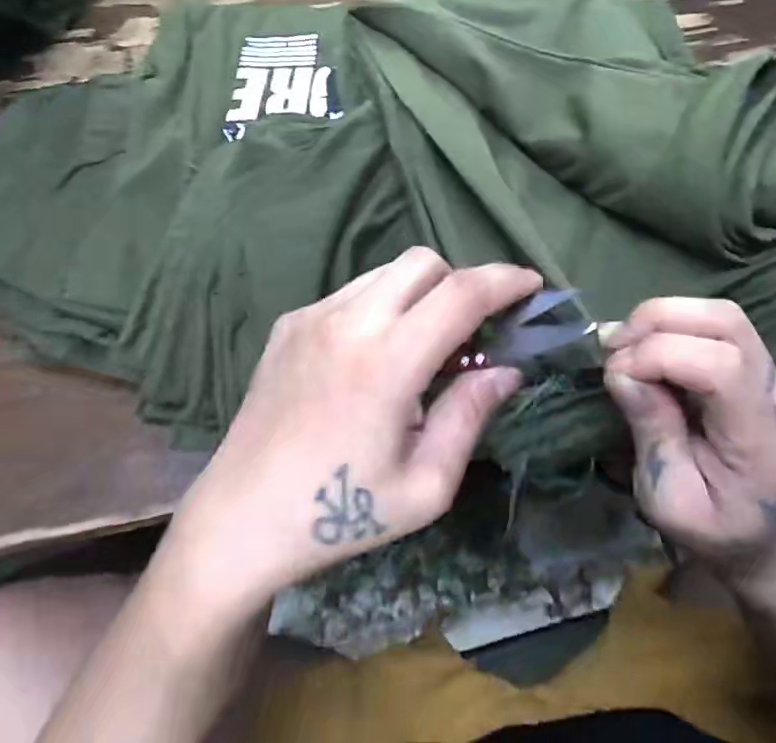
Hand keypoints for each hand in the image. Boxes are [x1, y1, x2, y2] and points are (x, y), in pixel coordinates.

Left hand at [167, 248, 541, 608]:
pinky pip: (350, 293)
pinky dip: (379, 306)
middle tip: (474, 328)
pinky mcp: (288, 324)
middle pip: (422, 261)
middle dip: (461, 281)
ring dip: (419, 292)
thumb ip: (470, 415)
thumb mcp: (425, 484)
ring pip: (383, 272)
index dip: (506, 280)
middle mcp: (348, 321)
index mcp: (388, 361)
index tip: (532, 286)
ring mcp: (312, 316)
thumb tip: (506, 369)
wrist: (243, 514)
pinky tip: (373, 356)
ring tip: (423, 345)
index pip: (461, 292)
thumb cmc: (341, 513)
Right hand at [601, 298, 775, 575]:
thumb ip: (652, 435)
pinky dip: (668, 325)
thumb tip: (622, 371)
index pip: (723, 366)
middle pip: (728, 322)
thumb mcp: (671, 501)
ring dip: (661, 317)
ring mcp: (771, 378)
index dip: (660, 356)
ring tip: (623, 346)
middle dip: (659, 320)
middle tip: (614, 347)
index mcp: (763, 441)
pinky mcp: (754, 369)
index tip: (617, 375)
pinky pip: (712, 326)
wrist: (767, 542)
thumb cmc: (716, 532)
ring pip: (721, 314)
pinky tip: (641, 349)